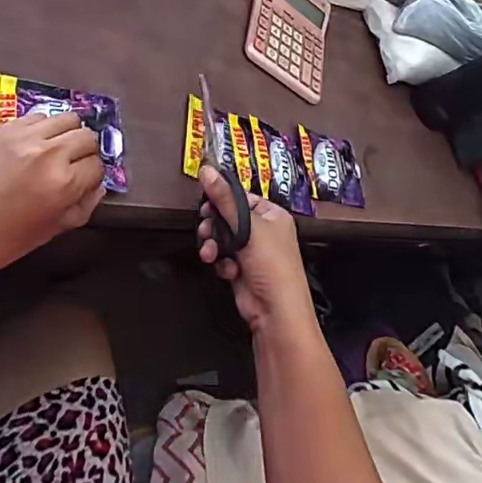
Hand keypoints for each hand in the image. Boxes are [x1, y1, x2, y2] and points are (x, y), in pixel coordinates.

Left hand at [0, 112, 106, 291]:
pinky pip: (36, 117)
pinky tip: (30, 144)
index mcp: (62, 185)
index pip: (97, 167)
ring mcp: (22, 137)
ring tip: (51, 150)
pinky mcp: (0, 128)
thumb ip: (79, 209)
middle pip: (86, 137)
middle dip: (84, 152)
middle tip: (70, 166)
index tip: (82, 183)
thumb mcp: (46, 233)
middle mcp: (47, 154)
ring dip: (65, 134)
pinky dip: (41, 128)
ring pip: (65, 119)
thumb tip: (96, 188)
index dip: (92, 177)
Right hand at [196, 166, 311, 335]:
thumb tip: (207, 170)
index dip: (222, 199)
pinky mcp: (241, 269)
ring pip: (222, 238)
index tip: (206, 202)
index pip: (241, 197)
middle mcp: (263, 230)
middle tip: (206, 228)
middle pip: (228, 217)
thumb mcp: (247, 226)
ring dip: (214, 245)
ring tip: (211, 252)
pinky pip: (223, 256)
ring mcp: (252, 251)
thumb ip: (223, 198)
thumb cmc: (272, 265)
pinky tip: (225, 269)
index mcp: (272, 214)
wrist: (275, 312)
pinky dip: (220, 262)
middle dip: (214, 225)